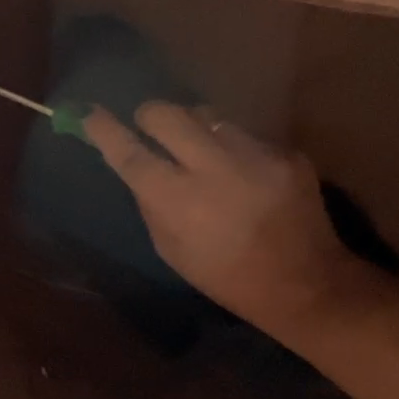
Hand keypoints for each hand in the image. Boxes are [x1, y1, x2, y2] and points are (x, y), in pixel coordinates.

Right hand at [82, 102, 362, 333]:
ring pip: (207, 116)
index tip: (89, 112)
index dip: (104, 129)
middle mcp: (214, 169)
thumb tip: (137, 164)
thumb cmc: (227, 277)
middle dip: (150, 116)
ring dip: (194, 129)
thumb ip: (150, 202)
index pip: (130, 152)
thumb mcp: (171, 250)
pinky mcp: (285, 153)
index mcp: (179, 200)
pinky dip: (233, 148)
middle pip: (165, 113)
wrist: (309, 286)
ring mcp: (255, 156)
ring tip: (202, 153)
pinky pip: (243, 134)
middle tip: (150, 128)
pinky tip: (243, 173)